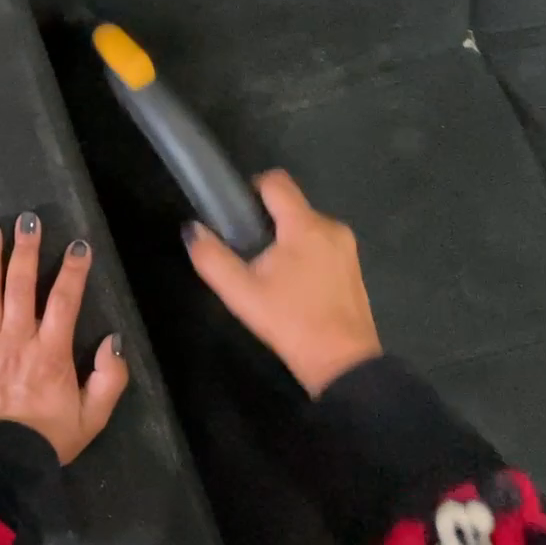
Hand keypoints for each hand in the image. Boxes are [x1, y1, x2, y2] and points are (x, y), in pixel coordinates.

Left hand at [0, 212, 129, 463]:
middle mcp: (17, 339)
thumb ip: (109, 378)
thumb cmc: (47, 439)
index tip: (78, 245)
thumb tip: (113, 339)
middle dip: (26, 249)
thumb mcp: (92, 417)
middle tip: (28, 219)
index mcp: (51, 352)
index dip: (73, 270)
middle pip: (22, 285)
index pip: (65, 300)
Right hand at [183, 170, 382, 396]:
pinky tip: (291, 286)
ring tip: (267, 273)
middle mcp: (331, 227)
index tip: (234, 212)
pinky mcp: (353, 266)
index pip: (276, 181)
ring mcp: (347, 247)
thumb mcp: (240, 293)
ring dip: (284, 239)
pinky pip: (321, 244)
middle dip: (266, 221)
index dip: (251, 187)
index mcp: (304, 226)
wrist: (342, 363)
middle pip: (290, 206)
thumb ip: (212, 257)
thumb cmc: (290, 322)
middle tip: (245, 252)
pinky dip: (303, 254)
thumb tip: (192, 229)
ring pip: (305, 226)